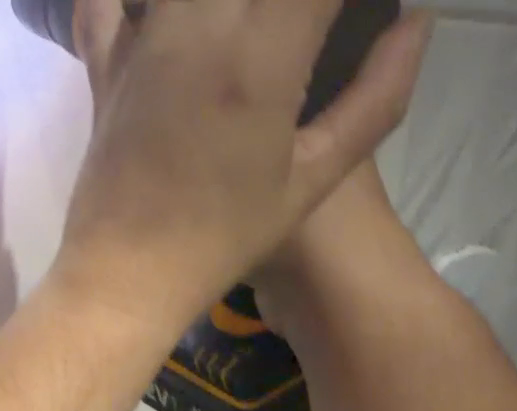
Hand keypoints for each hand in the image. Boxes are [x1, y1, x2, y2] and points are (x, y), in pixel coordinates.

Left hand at [49, 0, 432, 335]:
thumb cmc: (220, 240)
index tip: (345, 15)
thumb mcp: (312, 179)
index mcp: (263, 54)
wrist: (122, 278)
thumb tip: (415, 24)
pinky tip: (152, 9)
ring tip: (241, 21)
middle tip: (296, 24)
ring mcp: (144, 46)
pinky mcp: (103, 72)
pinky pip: (101, 6)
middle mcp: (200, 29)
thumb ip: (375, 98)